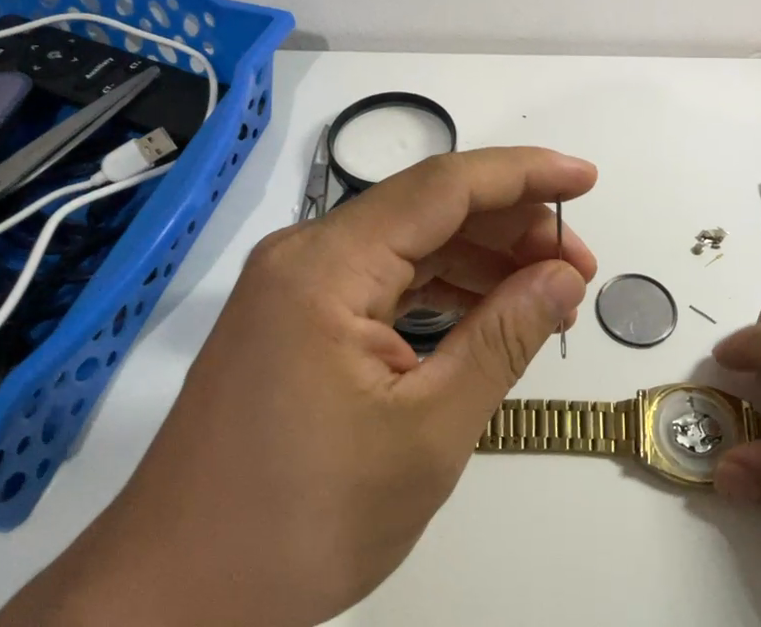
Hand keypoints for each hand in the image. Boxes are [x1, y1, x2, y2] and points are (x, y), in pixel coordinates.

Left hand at [0, 147, 598, 626]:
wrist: (174, 598)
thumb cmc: (304, 520)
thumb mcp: (426, 433)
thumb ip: (502, 339)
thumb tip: (563, 277)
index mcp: (327, 266)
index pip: (443, 188)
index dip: (524, 176)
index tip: (587, 180)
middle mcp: (303, 257)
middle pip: (423, 211)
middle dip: (508, 227)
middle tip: (577, 267)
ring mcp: (290, 290)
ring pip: (403, 247)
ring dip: (477, 260)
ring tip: (545, 293)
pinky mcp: (288, 324)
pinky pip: (377, 284)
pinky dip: (436, 292)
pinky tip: (482, 314)